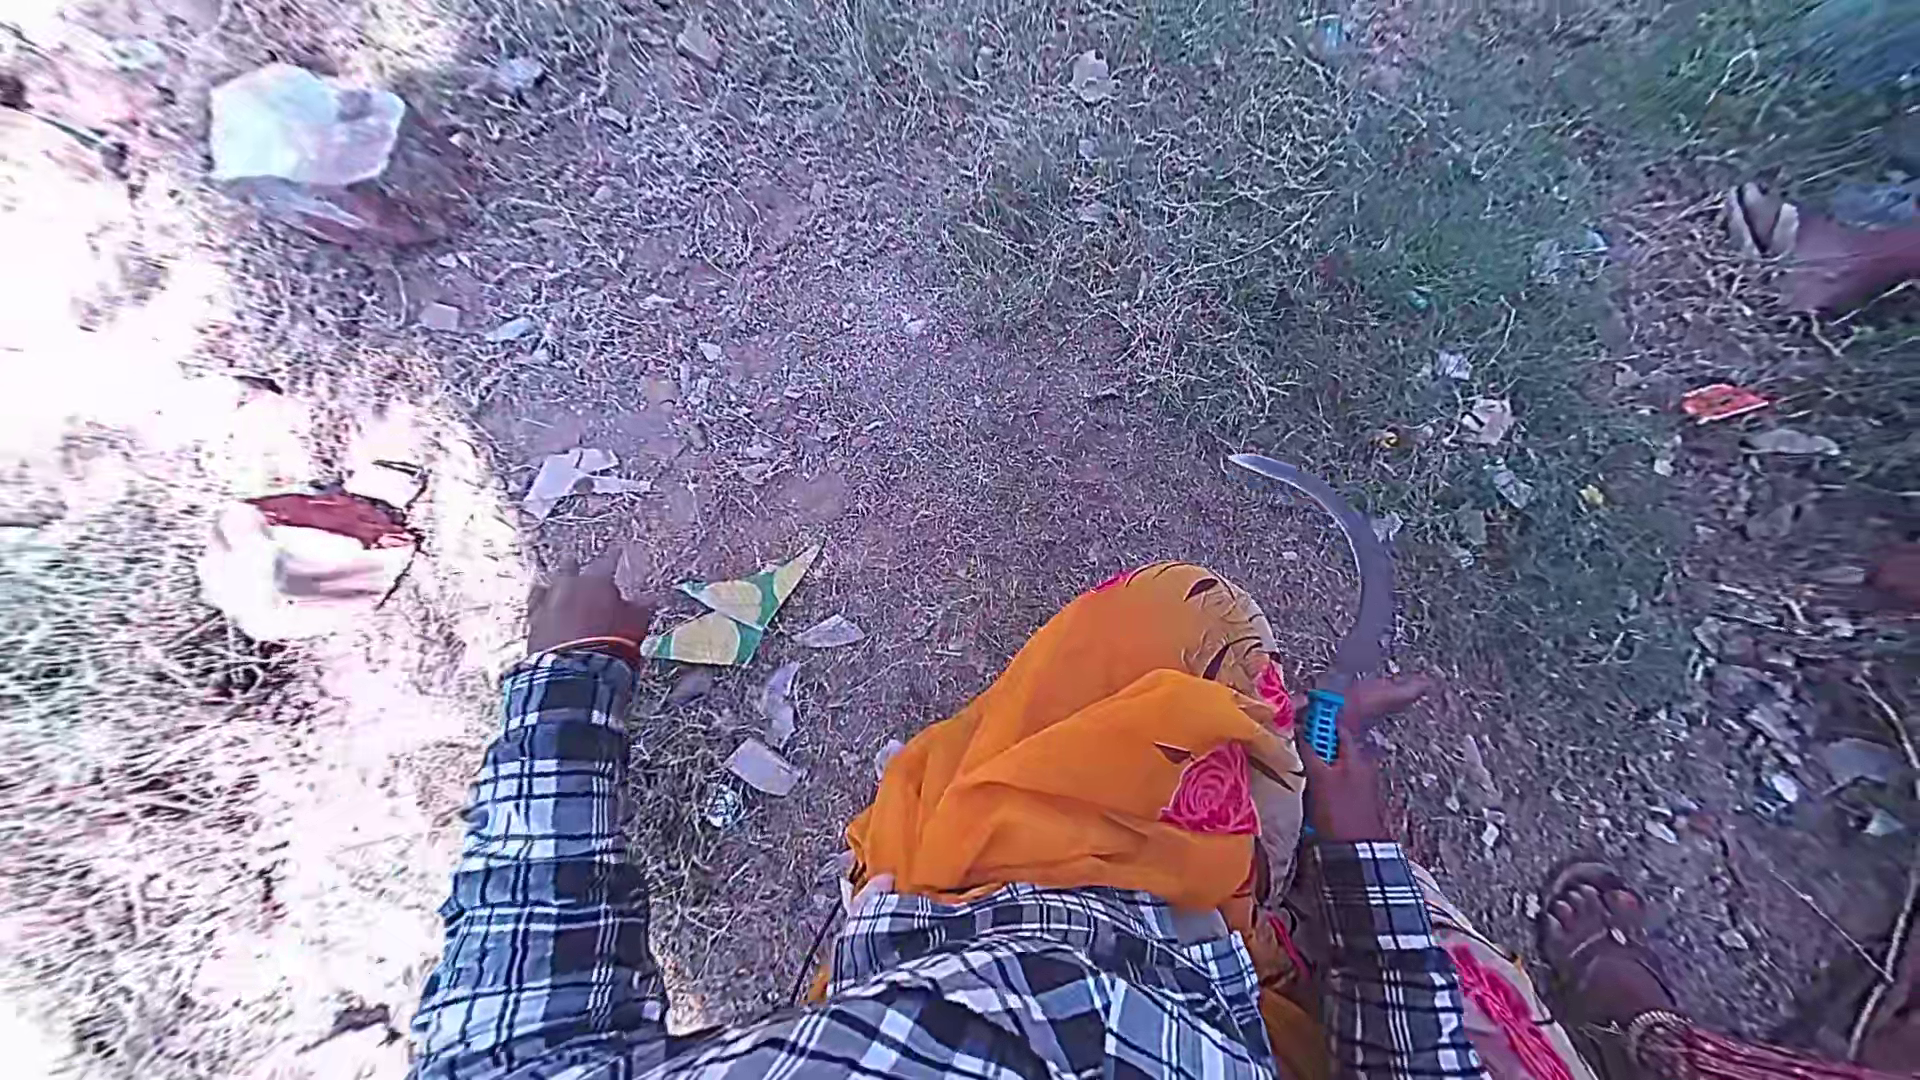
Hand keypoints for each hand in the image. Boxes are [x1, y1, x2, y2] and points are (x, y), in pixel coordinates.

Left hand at [526, 548, 656, 654]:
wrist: (575, 671)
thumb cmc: (611, 642)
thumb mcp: (637, 622)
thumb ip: (641, 606)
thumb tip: (650, 598)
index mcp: (596, 580)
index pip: (609, 560)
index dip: (616, 556)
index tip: (620, 553)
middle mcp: (567, 586)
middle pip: (570, 568)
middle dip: (577, 568)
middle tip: (584, 571)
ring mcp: (546, 603)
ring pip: (549, 586)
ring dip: (557, 588)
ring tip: (562, 591)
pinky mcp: (531, 624)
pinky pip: (536, 608)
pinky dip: (544, 608)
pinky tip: (547, 612)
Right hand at [1299, 674, 1433, 841]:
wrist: (1357, 853)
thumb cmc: (1339, 812)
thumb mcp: (1319, 777)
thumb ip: (1307, 750)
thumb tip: (1295, 727)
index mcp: (1356, 755)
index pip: (1334, 724)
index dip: (1316, 715)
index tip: (1294, 712)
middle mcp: (1357, 765)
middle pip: (1329, 741)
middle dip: (1309, 737)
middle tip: (1286, 737)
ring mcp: (1352, 782)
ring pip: (1325, 758)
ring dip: (1308, 757)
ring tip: (1288, 758)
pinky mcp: (1345, 796)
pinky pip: (1325, 775)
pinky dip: (1312, 772)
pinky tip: (1297, 778)